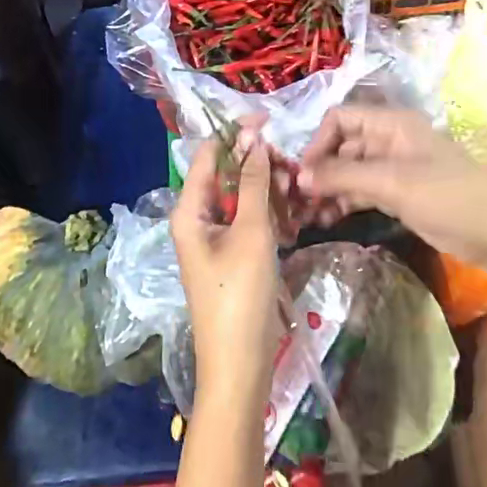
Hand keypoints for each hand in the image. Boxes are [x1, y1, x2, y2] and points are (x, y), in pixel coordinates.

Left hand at [172, 138, 280, 391]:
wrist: (240, 366)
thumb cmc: (240, 295)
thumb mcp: (250, 233)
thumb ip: (252, 182)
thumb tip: (253, 136)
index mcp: (189, 210)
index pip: (209, 154)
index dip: (236, 132)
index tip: (271, 120)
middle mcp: (197, 219)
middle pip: (227, 174)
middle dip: (259, 165)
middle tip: (293, 168)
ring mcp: (215, 239)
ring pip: (242, 198)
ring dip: (268, 190)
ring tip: (297, 193)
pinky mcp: (232, 256)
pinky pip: (249, 222)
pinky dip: (269, 215)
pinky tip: (294, 220)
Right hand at [298, 106, 486, 278]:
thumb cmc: (450, 198)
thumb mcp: (394, 184)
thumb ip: (344, 177)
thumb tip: (299, 175)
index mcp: (392, 123)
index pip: (340, 119)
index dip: (317, 142)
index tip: (301, 175)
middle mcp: (390, 140)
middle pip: (342, 145)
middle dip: (319, 170)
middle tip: (296, 203)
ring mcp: (395, 168)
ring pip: (350, 171)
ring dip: (329, 190)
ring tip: (308, 217)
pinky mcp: (400, 194)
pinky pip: (363, 191)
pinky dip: (344, 202)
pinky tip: (328, 220)